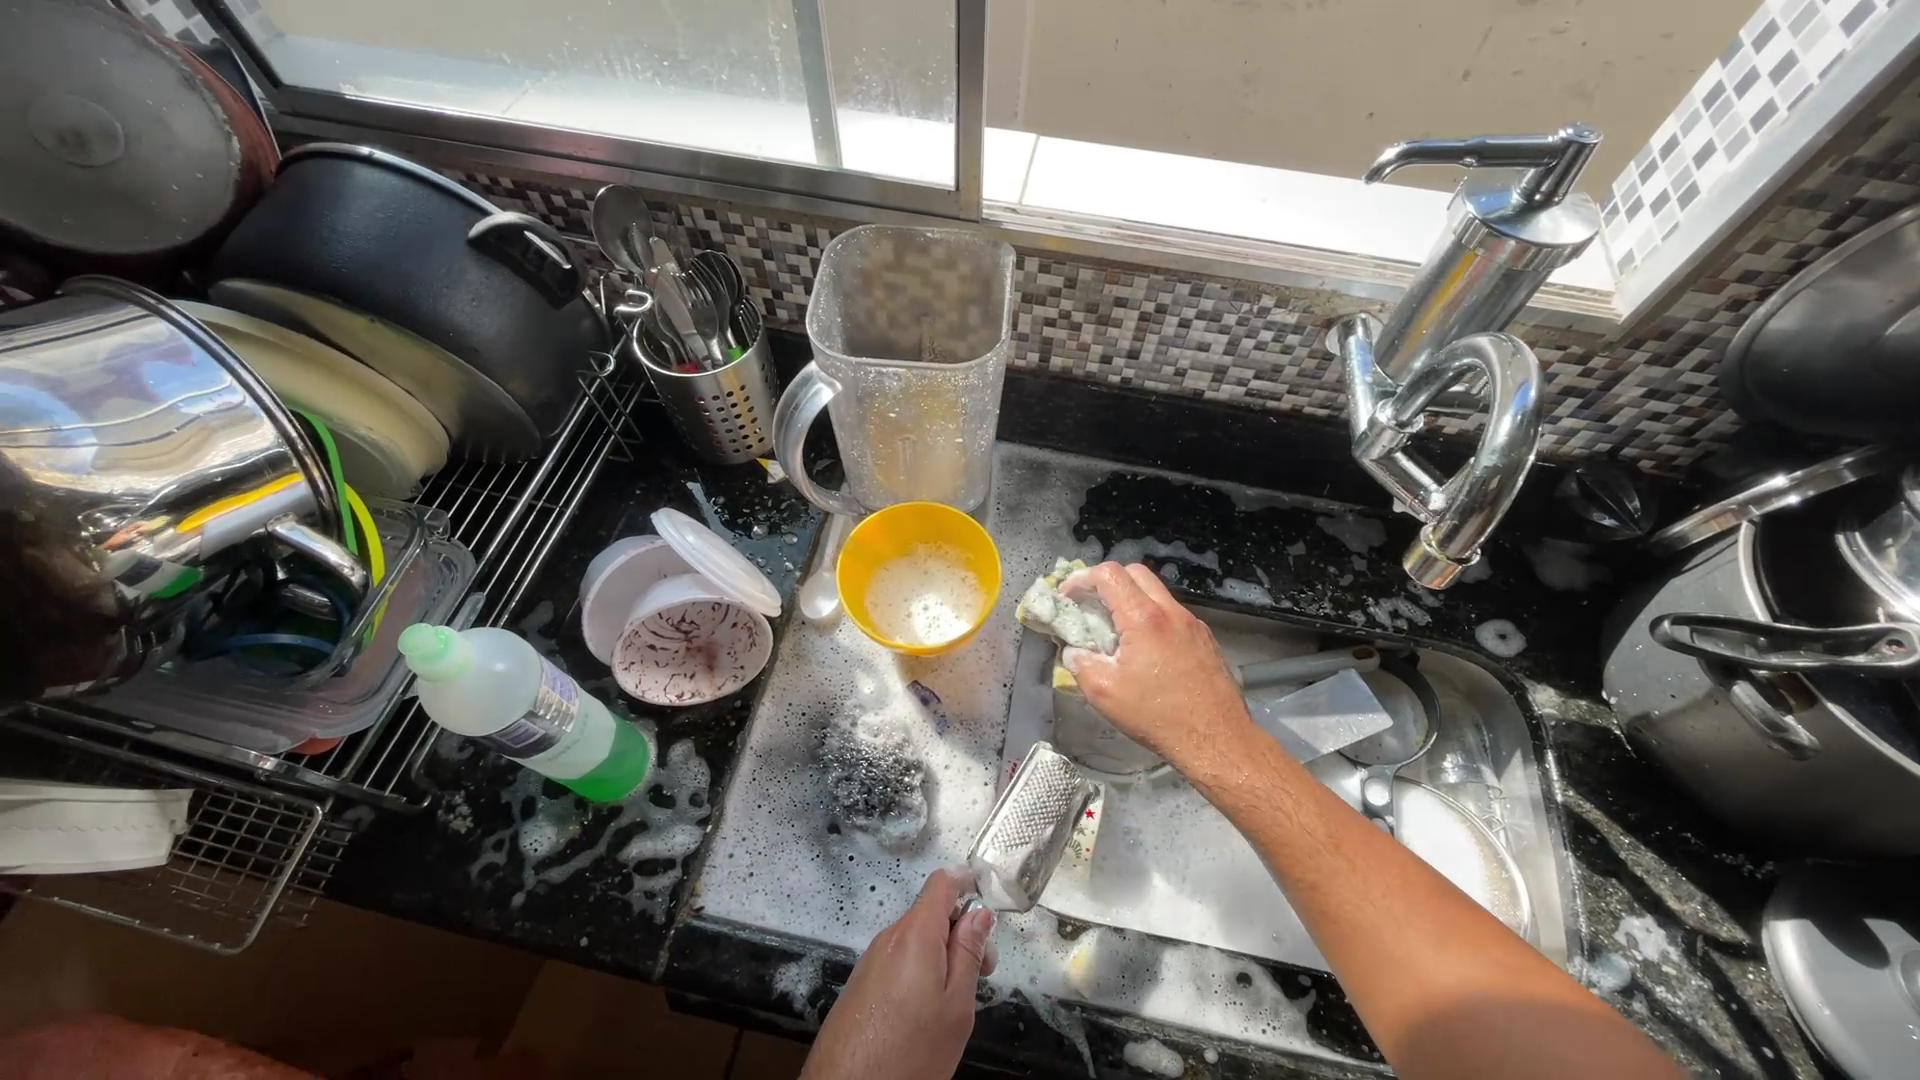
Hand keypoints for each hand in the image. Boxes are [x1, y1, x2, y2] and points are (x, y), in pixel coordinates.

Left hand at [800, 867, 995, 1079]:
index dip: (967, 883)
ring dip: (941, 955)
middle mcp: (889, 938)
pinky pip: (898, 961)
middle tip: (982, 974)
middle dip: (961, 933)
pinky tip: (925, 1011)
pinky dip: (919, 972)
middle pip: (931, 913)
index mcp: (915, 934)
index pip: (941, 882)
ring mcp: (871, 960)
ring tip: (954, 1001)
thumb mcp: (956, 1006)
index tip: (988, 905)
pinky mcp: (861, 982)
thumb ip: (969, 954)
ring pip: (916, 940)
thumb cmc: (911, 1051)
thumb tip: (979, 913)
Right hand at [1060, 561, 1255, 767]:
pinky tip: (1144, 649)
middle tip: (1090, 605)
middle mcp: (1171, 612)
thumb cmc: (1157, 716)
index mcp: (1144, 618)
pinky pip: (1172, 614)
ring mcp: (1192, 623)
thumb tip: (1073, 650)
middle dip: (1107, 582)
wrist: (1216, 739)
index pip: (1109, 574)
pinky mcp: (1204, 638)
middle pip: (1135, 573)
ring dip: (1131, 600)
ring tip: (1115, 630)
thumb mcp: (1104, 693)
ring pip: (1156, 593)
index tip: (1068, 596)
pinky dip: (1151, 617)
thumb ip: (1080, 663)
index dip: (1082, 579)